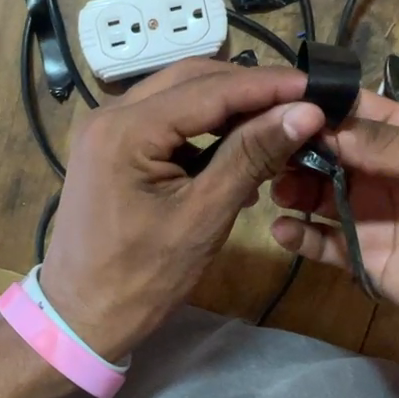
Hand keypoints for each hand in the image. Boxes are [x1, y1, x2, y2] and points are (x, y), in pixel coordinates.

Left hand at [43, 60, 323, 359]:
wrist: (82, 317)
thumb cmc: (142, 277)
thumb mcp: (204, 215)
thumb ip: (251, 155)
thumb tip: (306, 112)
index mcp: (126, 128)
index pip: (209, 88)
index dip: (267, 85)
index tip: (317, 87)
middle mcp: (109, 114)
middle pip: (191, 80)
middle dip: (248, 90)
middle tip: (301, 104)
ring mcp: (106, 130)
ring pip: (179, 98)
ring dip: (227, 110)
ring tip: (277, 128)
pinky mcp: (110, 148)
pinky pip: (165, 124)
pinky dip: (203, 132)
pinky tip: (237, 154)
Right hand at [270, 91, 398, 363]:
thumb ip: (389, 145)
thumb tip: (326, 128)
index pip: (356, 113)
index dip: (321, 108)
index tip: (280, 105)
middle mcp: (385, 173)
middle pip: (328, 153)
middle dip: (297, 148)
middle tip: (264, 149)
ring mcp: (371, 217)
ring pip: (317, 194)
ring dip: (293, 188)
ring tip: (275, 188)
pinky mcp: (363, 259)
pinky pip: (321, 244)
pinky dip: (298, 236)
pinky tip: (283, 230)